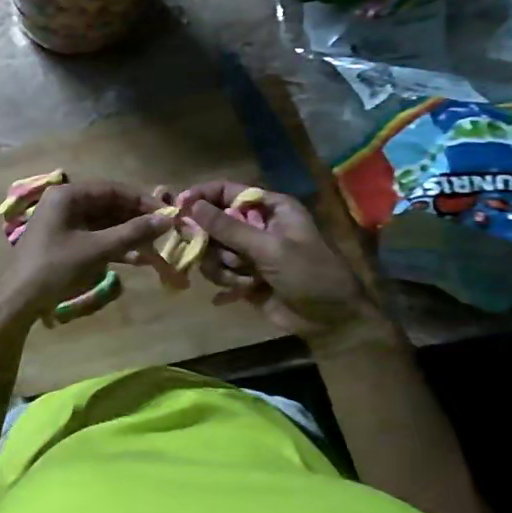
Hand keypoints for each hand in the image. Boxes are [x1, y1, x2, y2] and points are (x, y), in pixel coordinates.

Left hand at [0, 180, 171, 316]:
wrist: (20, 300)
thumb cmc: (56, 268)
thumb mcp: (97, 249)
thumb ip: (132, 233)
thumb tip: (167, 220)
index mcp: (68, 195)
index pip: (113, 189)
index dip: (141, 201)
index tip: (166, 214)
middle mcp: (65, 203)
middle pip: (109, 205)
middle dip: (136, 220)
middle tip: (163, 232)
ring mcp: (64, 223)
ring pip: (105, 223)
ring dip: (128, 235)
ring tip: (155, 247)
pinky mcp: (66, 242)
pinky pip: (96, 237)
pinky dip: (115, 246)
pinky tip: (137, 258)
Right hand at [181, 181, 380, 342]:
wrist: (332, 320)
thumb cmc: (309, 274)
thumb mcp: (270, 248)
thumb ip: (229, 228)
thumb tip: (191, 206)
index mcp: (270, 208)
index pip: (227, 191)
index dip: (203, 197)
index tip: (179, 208)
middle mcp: (257, 225)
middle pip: (214, 222)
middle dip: (213, 240)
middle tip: (215, 253)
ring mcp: (249, 252)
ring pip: (213, 249)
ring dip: (223, 265)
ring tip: (245, 278)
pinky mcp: (244, 276)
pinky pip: (219, 271)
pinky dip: (228, 281)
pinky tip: (246, 290)